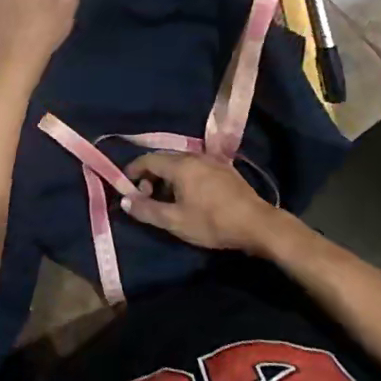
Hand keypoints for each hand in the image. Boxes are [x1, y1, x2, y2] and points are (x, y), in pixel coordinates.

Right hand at [119, 152, 288, 254]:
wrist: (256, 224)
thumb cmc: (212, 222)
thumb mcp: (175, 221)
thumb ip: (147, 210)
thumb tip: (125, 200)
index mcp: (180, 165)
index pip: (149, 160)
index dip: (134, 170)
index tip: (126, 184)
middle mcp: (194, 156)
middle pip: (164, 159)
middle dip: (150, 174)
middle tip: (146, 196)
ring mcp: (212, 160)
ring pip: (181, 162)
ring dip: (168, 176)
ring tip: (166, 198)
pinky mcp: (225, 169)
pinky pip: (196, 166)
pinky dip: (184, 176)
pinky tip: (190, 194)